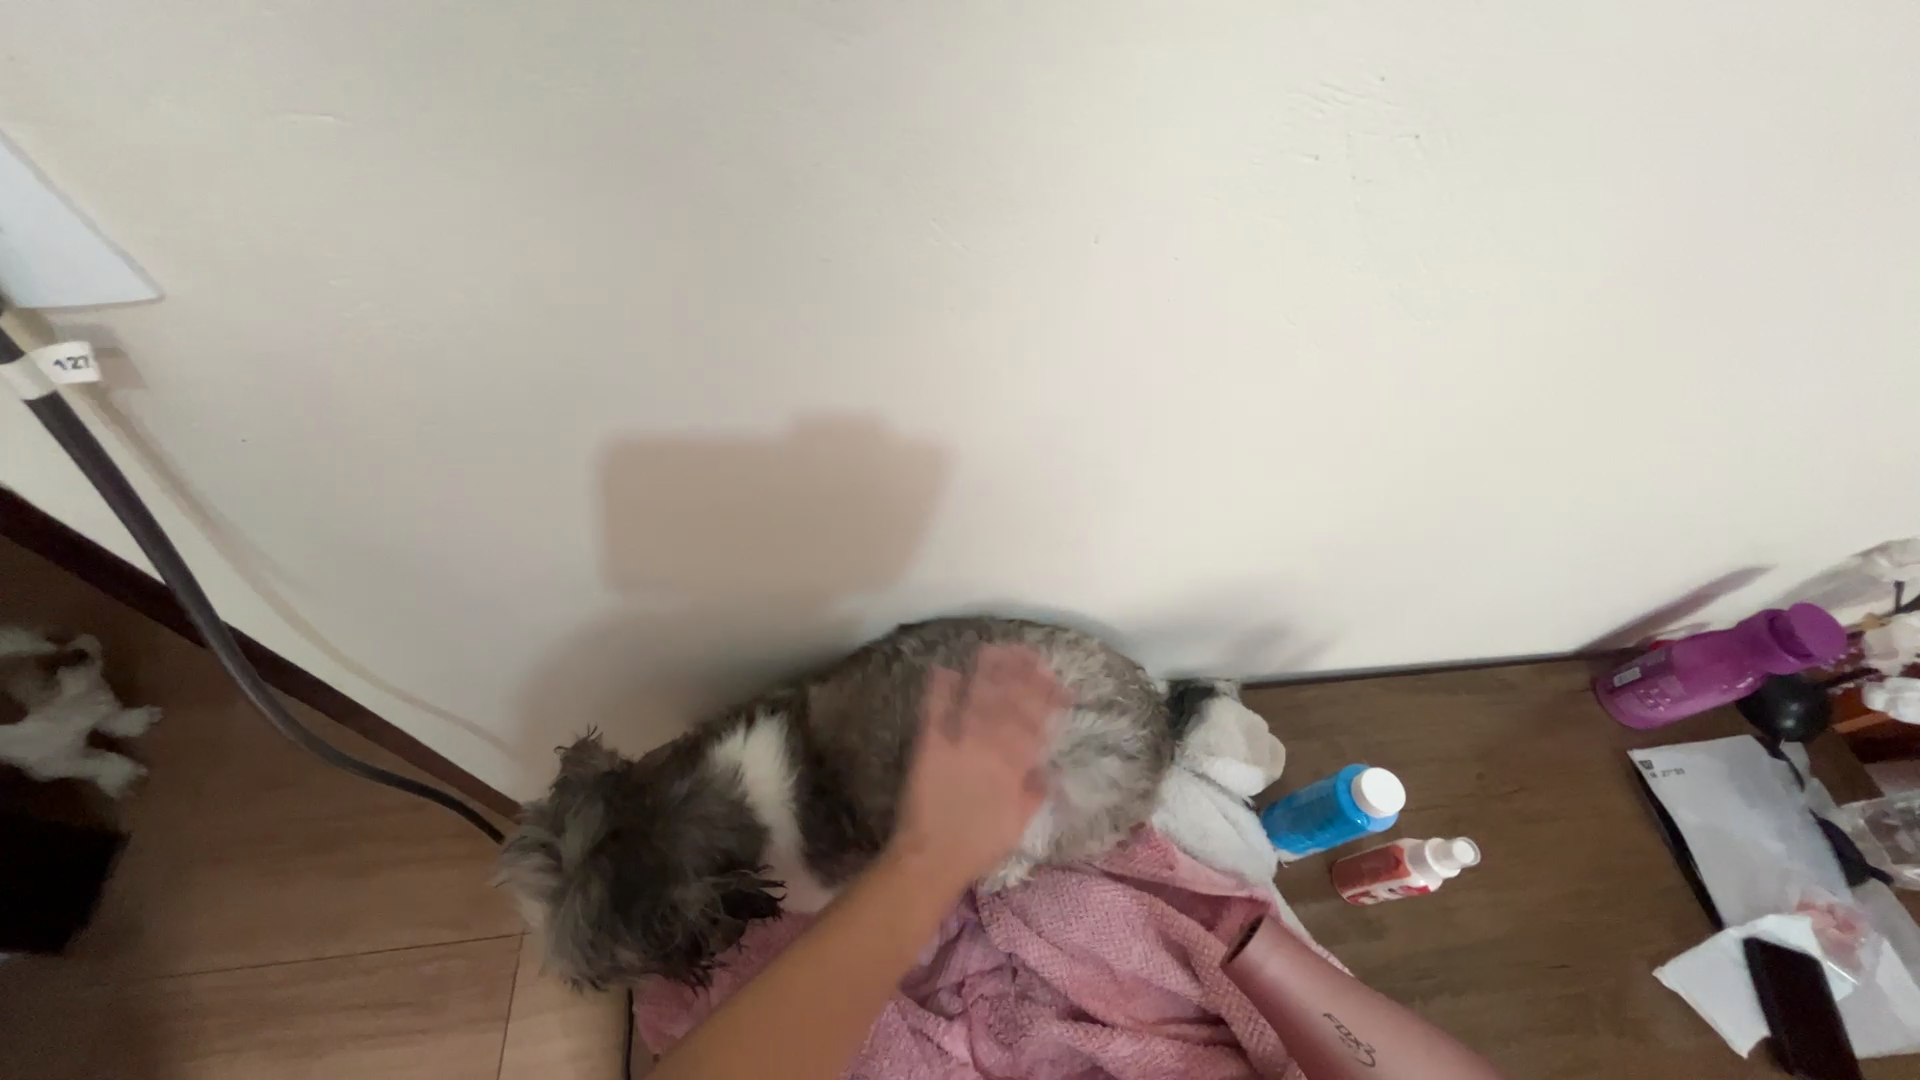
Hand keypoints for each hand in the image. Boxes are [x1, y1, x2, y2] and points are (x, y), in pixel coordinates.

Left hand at [888, 645, 1071, 886]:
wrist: (934, 857)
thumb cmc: (980, 844)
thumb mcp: (1019, 823)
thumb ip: (1035, 792)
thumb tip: (1049, 770)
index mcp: (1015, 765)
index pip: (1036, 722)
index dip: (1048, 699)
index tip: (1058, 683)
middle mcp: (991, 747)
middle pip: (1010, 701)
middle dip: (1022, 675)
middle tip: (1031, 655)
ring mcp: (960, 742)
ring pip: (979, 697)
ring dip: (989, 672)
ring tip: (997, 651)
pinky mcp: (930, 745)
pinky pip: (935, 710)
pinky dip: (940, 689)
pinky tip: (944, 669)